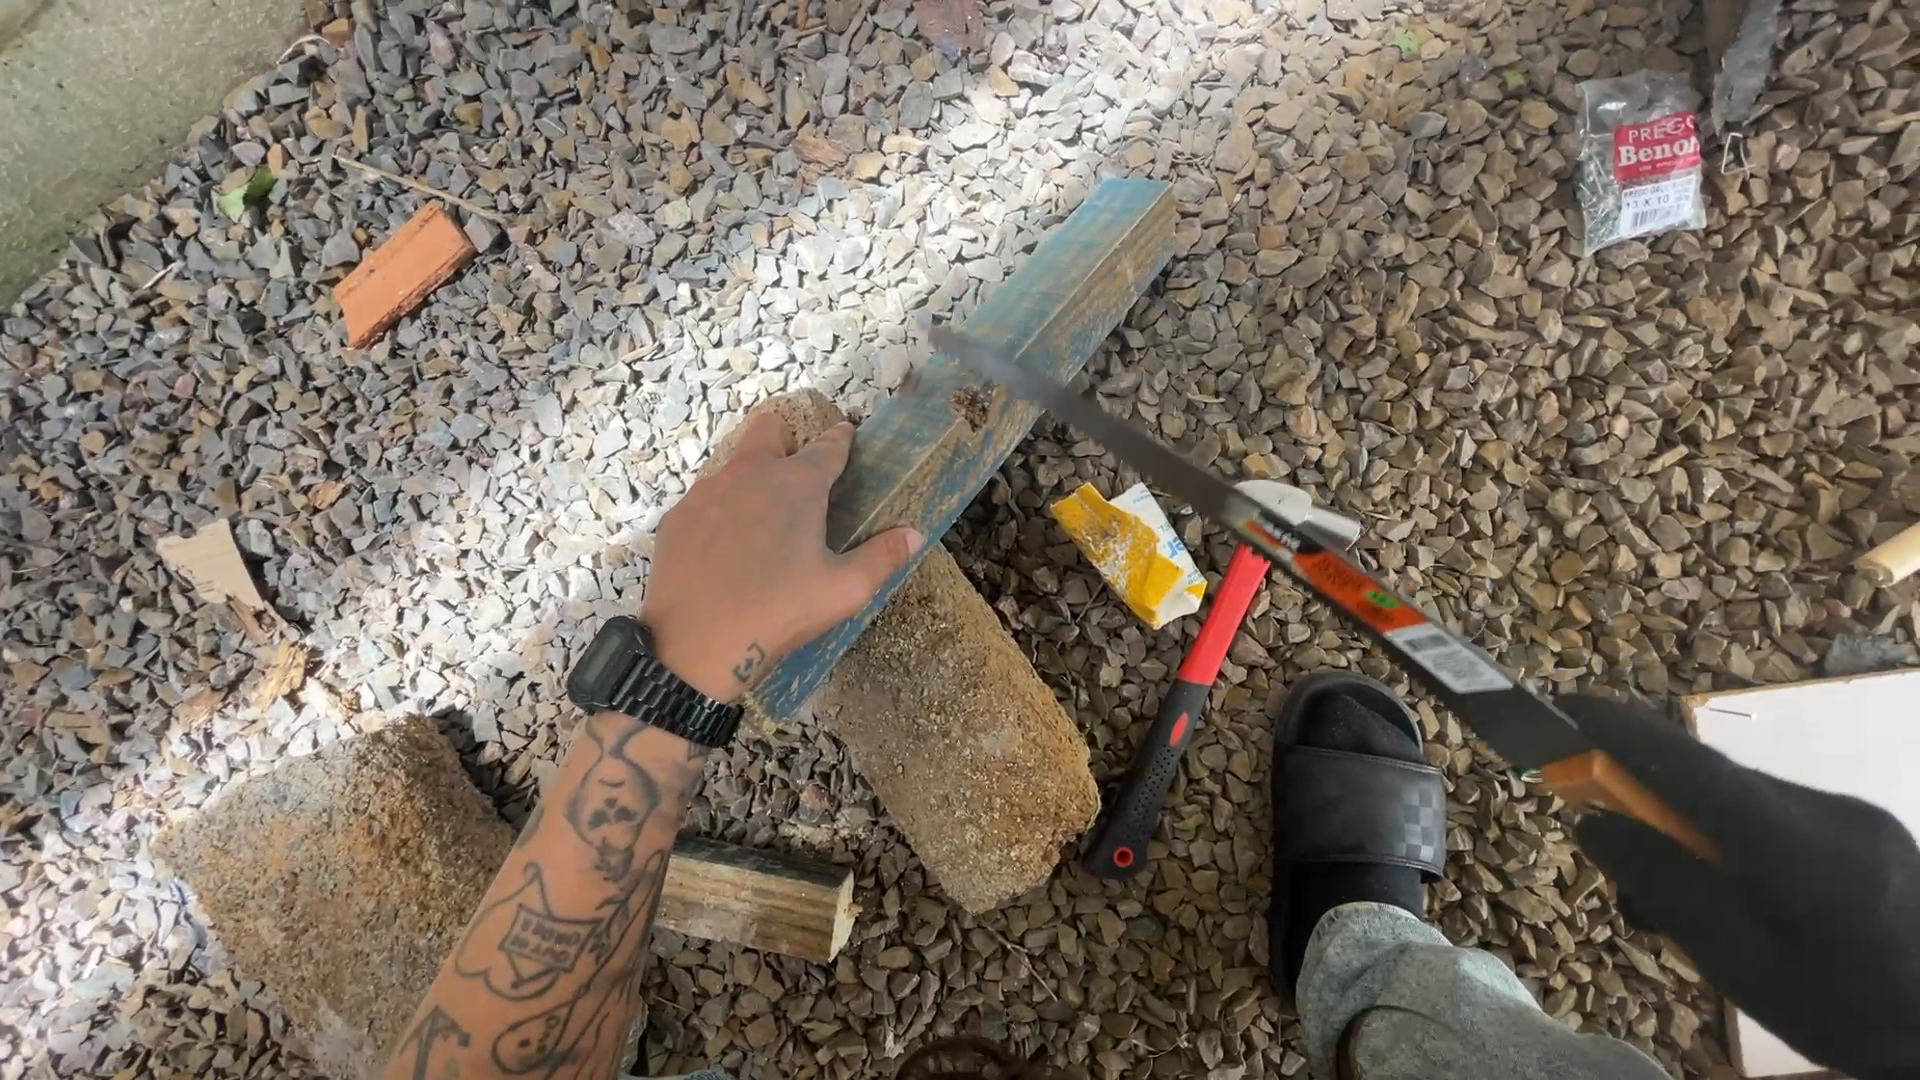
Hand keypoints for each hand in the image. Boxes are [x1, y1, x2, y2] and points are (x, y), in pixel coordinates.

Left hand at [641, 414, 922, 702]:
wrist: (693, 644)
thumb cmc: (779, 611)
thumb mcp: (844, 590)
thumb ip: (883, 556)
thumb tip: (915, 535)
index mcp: (796, 484)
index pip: (827, 447)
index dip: (841, 439)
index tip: (847, 434)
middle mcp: (749, 473)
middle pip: (770, 430)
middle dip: (789, 439)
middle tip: (802, 473)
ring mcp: (706, 492)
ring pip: (735, 464)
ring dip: (755, 476)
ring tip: (766, 519)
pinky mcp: (678, 518)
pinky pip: (707, 498)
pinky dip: (724, 509)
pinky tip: (729, 548)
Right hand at [1565, 696, 1919, 1078]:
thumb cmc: (1846, 1012)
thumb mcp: (1738, 965)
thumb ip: (1661, 885)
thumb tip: (1593, 823)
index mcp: (1800, 848)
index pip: (1691, 767)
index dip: (1621, 731)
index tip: (1563, 705)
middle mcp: (1829, 812)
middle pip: (1704, 779)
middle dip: (1638, 791)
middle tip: (1601, 828)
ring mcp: (1852, 817)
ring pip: (1730, 797)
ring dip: (1679, 822)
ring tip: (1677, 893)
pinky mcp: (1863, 831)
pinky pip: (1761, 813)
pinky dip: (1718, 835)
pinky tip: (1725, 886)